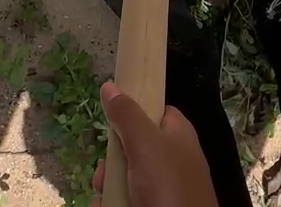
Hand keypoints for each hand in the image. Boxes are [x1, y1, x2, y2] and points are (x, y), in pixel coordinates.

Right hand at [91, 81, 220, 206]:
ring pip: (127, 178)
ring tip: (103, 198)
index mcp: (177, 134)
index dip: (132, 114)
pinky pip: (128, 200)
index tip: (112, 124)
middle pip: (133, 148)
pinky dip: (115, 204)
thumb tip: (110, 85)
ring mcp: (164, 190)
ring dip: (110, 188)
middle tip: (104, 175)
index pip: (154, 111)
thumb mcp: (145, 145)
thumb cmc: (169, 189)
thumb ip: (127, 115)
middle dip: (112, 162)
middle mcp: (172, 160)